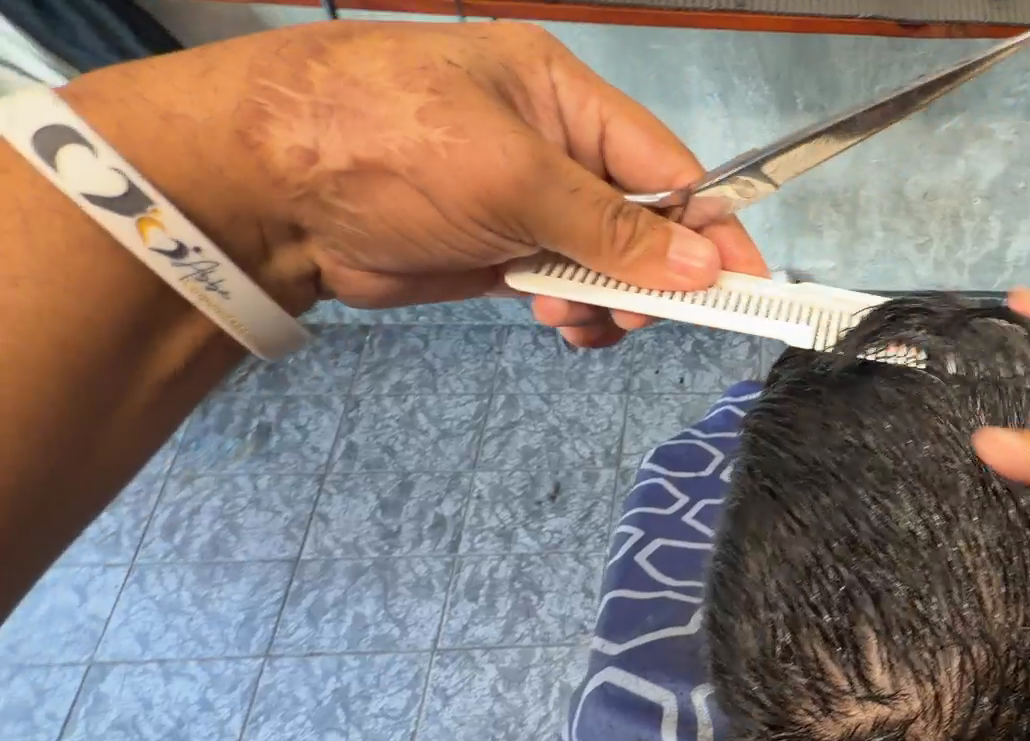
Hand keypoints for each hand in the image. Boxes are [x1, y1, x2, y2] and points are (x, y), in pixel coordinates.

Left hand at [60, 20, 766, 347]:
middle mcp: (565, 151)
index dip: (712, 231)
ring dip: (613, 304)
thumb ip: (614, 229)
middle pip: (653, 227)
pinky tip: (561, 325)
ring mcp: (542, 205)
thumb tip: (704, 268)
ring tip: (573, 319)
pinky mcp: (519, 251)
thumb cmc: (385, 147)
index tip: (745, 286)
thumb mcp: (510, 177)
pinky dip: (585, 317)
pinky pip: (583, 290)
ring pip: (621, 268)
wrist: (259, 193)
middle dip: (652, 278)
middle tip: (639, 317)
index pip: (671, 171)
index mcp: (570, 101)